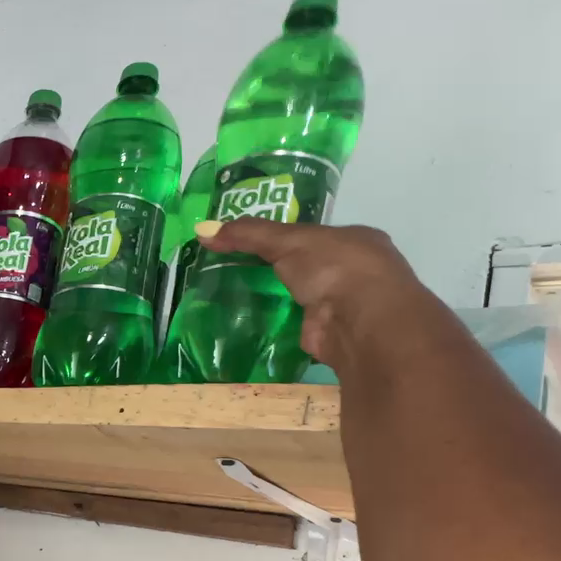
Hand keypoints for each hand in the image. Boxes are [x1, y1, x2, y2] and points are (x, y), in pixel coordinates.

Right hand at [194, 218, 438, 371]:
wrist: (359, 321)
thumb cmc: (334, 267)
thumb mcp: (288, 240)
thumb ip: (247, 234)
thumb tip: (201, 229)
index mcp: (354, 240)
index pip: (311, 234)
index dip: (280, 236)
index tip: (247, 241)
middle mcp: (352, 270)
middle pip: (304, 264)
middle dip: (274, 266)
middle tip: (232, 267)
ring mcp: (341, 303)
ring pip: (298, 294)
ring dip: (272, 295)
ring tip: (230, 292)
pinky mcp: (324, 331)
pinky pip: (291, 321)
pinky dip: (273, 320)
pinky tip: (245, 319)